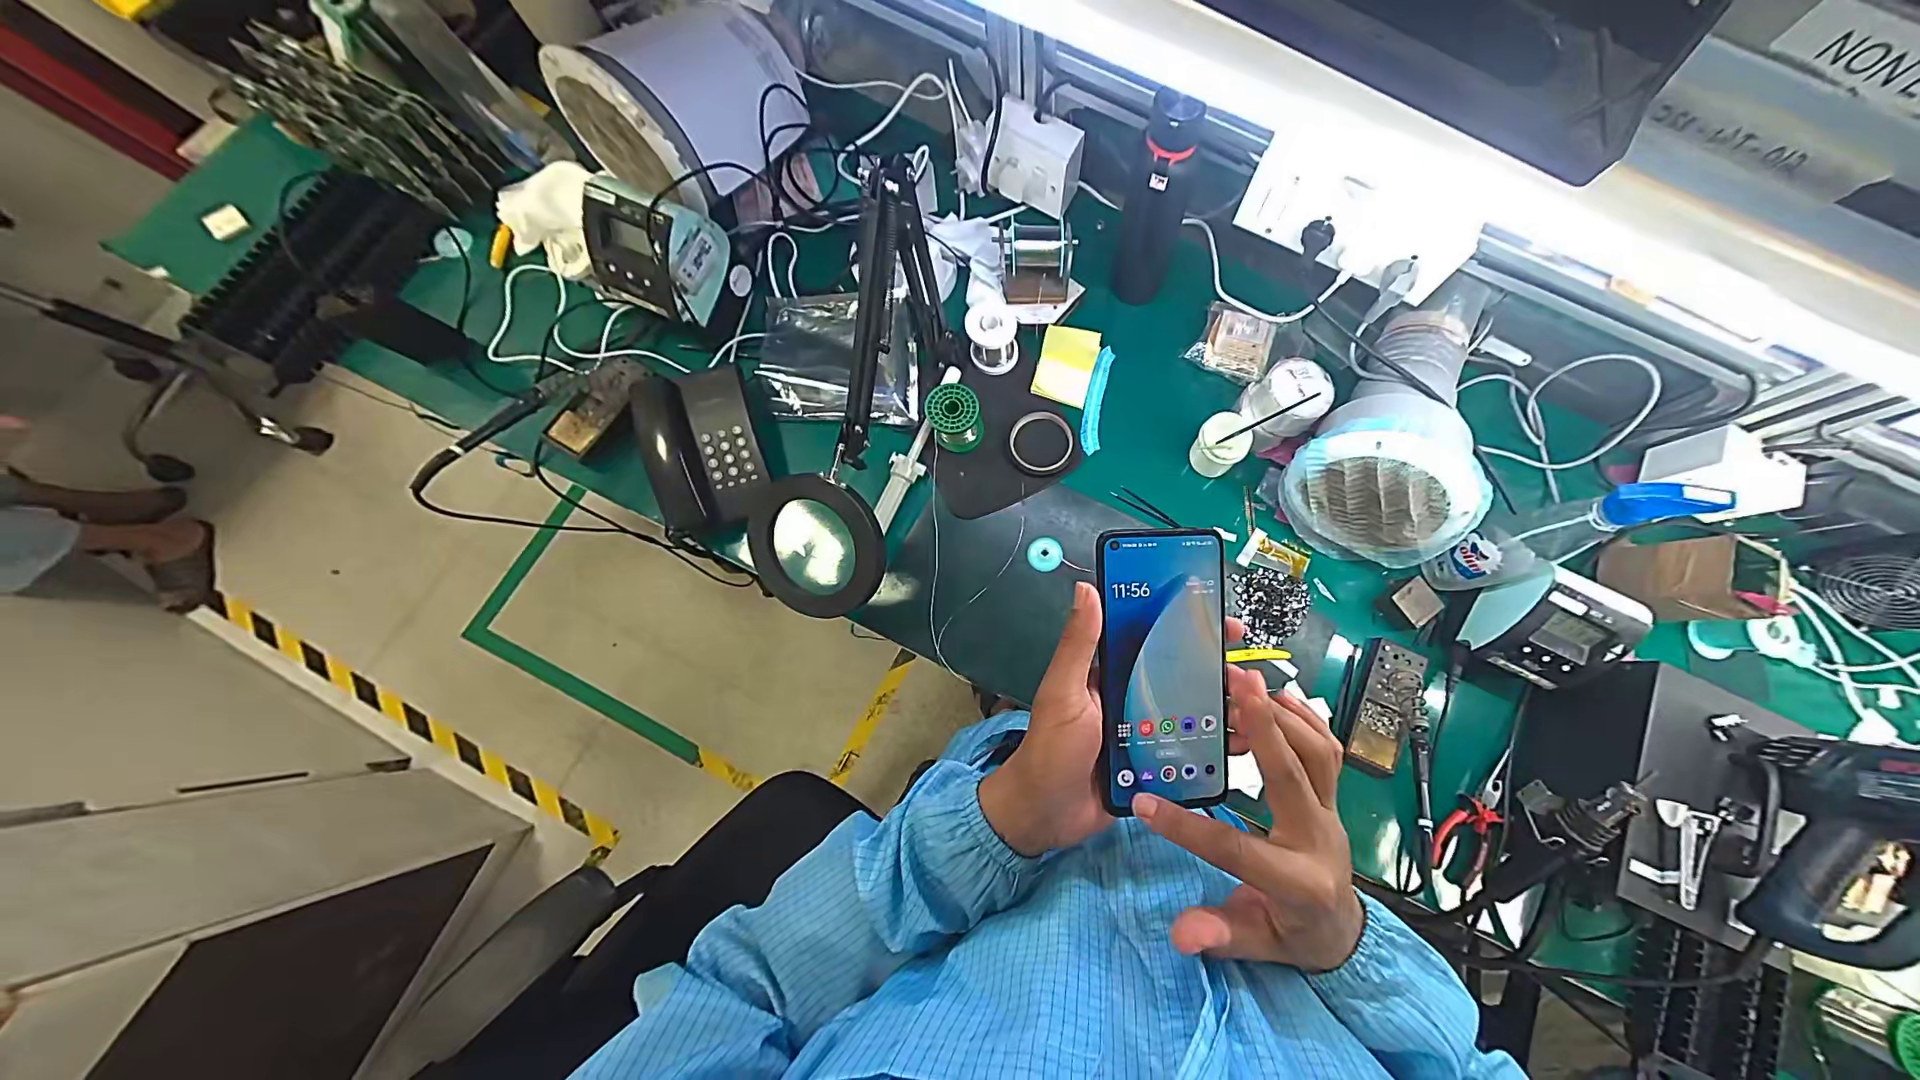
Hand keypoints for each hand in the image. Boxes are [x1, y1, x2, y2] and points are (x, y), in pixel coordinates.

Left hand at [980, 582, 1246, 857]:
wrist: (1047, 814)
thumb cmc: (1049, 748)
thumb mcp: (1063, 691)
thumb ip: (1078, 645)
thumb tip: (1087, 590)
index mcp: (1107, 671)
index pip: (1148, 636)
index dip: (1180, 623)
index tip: (1215, 616)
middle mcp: (1129, 694)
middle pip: (1179, 672)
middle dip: (1214, 668)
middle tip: (1247, 671)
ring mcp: (1144, 728)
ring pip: (1191, 709)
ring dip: (1222, 706)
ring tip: (1253, 709)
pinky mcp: (1155, 761)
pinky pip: (1191, 747)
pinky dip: (1215, 744)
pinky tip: (1243, 744)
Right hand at [1132, 666, 1364, 972]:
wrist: (1340, 931)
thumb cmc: (1292, 935)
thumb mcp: (1255, 944)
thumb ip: (1220, 934)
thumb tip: (1180, 935)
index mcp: (1296, 880)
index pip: (1234, 849)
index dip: (1186, 828)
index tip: (1145, 805)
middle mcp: (1319, 837)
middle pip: (1294, 776)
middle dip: (1263, 727)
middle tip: (1235, 684)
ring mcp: (1331, 812)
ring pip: (1319, 754)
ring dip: (1282, 714)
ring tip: (1246, 684)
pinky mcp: (1332, 797)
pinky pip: (1328, 750)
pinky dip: (1305, 718)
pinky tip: (1277, 697)